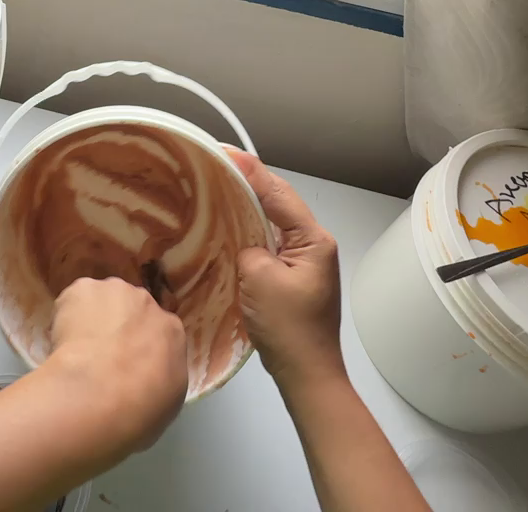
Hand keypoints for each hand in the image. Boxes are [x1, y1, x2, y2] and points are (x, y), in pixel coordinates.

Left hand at [38, 276, 187, 455]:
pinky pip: (72, 301)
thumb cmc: (139, 410)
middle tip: (100, 355)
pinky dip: (65, 317)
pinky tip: (62, 343)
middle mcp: (146, 301)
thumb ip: (162, 376)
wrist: (100, 394)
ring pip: (100, 300)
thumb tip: (148, 373)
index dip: (141, 345)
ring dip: (91, 317)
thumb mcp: (168, 402)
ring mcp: (113, 290)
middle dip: (117, 326)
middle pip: (130, 308)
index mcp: (172, 331)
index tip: (127, 363)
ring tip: (77, 349)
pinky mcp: (82, 288)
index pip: (158, 331)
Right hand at [227, 148, 344, 383]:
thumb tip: (241, 240)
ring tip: (217, 184)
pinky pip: (267, 240)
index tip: (223, 151)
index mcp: (313, 240)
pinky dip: (248, 227)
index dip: (249, 170)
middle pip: (277, 201)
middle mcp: (313, 243)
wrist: (307, 376)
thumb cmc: (287, 328)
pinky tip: (227, 223)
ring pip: (271, 220)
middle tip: (214, 163)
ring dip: (247, 203)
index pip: (277, 193)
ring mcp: (303, 259)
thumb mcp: (259, 277)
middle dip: (248, 180)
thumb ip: (247, 245)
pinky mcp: (292, 274)